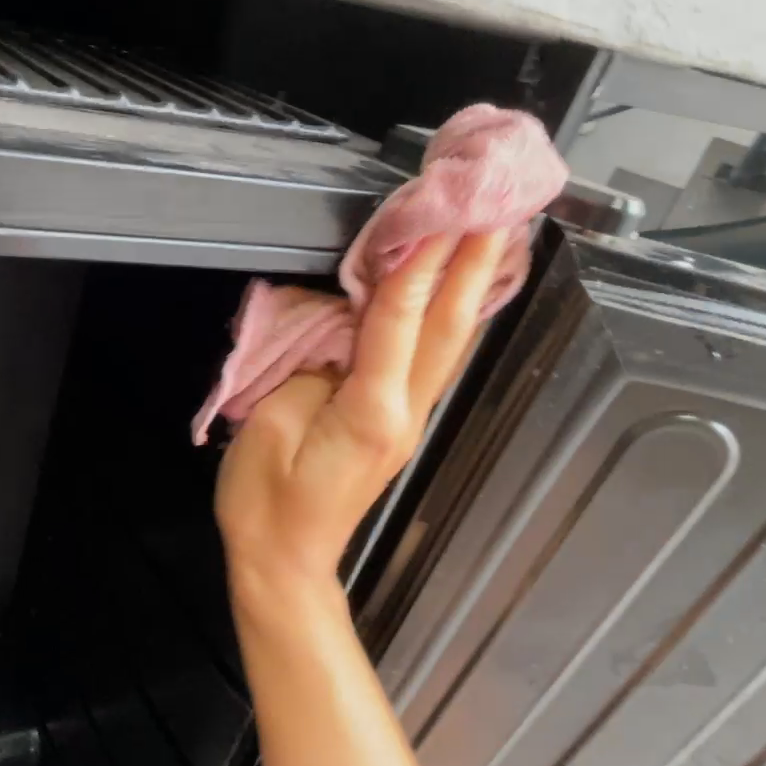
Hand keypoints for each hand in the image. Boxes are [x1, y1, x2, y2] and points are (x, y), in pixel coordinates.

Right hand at [215, 232, 508, 623]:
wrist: (283, 560)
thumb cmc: (264, 501)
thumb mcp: (269, 428)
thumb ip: (308, 371)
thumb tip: (338, 332)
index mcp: (369, 411)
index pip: (397, 321)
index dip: (416, 262)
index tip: (441, 207)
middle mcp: (403, 411)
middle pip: (446, 328)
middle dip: (473, 263)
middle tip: (502, 204)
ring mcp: (405, 420)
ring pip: (449, 343)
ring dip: (472, 286)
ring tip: (497, 235)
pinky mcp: (394, 423)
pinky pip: (429, 360)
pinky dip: (447, 317)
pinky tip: (457, 294)